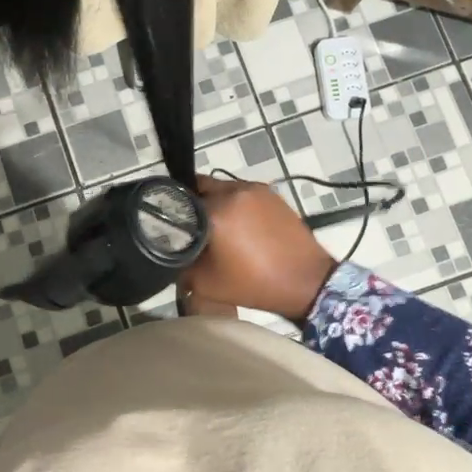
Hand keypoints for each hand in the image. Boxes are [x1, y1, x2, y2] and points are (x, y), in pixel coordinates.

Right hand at [180, 176, 337, 322]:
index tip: (166, 225)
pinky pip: (243, 193)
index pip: (179, 198)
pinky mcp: (272, 194)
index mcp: (216, 210)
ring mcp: (256, 190)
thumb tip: (173, 253)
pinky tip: (238, 225)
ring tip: (216, 226)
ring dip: (215, 202)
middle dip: (193, 203)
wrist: (306, 282)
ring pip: (223, 188)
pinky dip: (235, 204)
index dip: (169, 211)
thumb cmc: (255, 285)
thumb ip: (181, 266)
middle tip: (190, 226)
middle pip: (201, 187)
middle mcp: (234, 191)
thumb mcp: (206, 283)